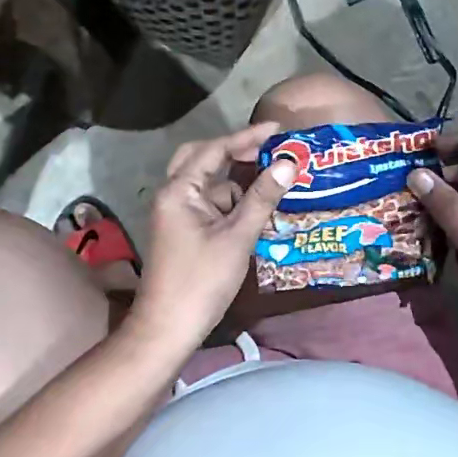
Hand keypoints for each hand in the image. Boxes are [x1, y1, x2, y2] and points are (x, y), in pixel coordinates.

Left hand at [130, 122, 297, 346]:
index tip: (277, 129)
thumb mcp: (237, 237)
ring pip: (209, 185)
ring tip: (272, 184)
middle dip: (236, 154)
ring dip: (236, 183)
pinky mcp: (183, 232)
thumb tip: (289, 164)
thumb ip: (261, 198)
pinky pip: (209, 206)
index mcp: (179, 190)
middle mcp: (173, 195)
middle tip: (269, 151)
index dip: (247, 137)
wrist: (168, 327)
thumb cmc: (201, 280)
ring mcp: (176, 214)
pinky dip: (231, 204)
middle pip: (203, 160)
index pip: (214, 150)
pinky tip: (255, 211)